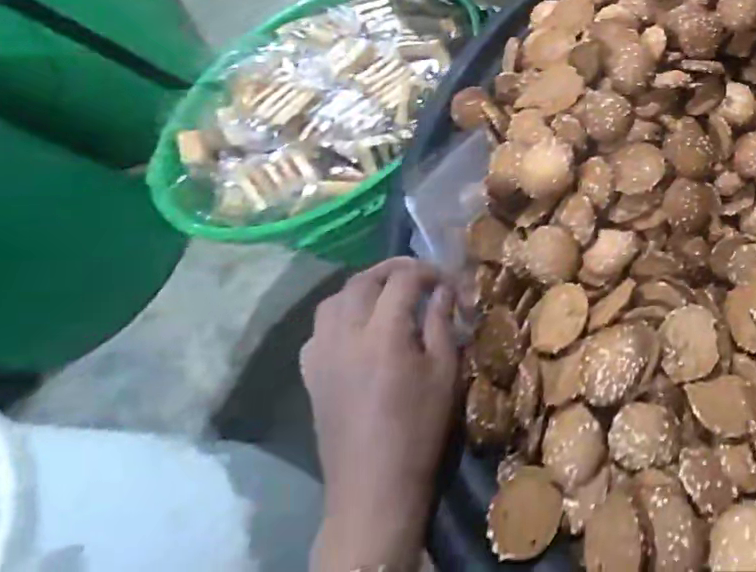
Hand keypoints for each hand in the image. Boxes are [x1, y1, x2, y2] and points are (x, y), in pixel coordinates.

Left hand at [302, 257, 458, 571]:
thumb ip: (441, 323)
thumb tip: (443, 290)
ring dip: (361, 289)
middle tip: (417, 276)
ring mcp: (322, 357)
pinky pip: (317, 330)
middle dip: (392, 270)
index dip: (426, 271)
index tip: (445, 281)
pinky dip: (338, 317)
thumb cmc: (419, 428)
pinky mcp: (310, 377)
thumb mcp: (445, 372)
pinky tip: (357, 330)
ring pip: (333, 300)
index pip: (402, 280)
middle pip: (362, 282)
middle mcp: (346, 337)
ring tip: (385, 296)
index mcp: (384, 335)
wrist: (374, 485)